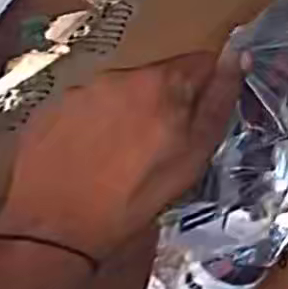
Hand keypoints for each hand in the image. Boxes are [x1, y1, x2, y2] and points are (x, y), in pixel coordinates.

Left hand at [0, 48, 243, 260]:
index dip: (209, 87)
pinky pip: (87, 107)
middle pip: (160, 76)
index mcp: (162, 80)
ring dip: (131, 110)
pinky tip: (91, 156)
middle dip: (168, 100)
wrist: (54, 233)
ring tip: (123, 153)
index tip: (200, 118)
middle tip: (162, 143)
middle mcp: (121, 74)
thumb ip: (220, 99)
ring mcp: (81, 90)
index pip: (202, 62)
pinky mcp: (49, 109)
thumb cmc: (138, 194)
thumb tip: (238, 55)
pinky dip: (95, 123)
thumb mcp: (195, 152)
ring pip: (123, 91)